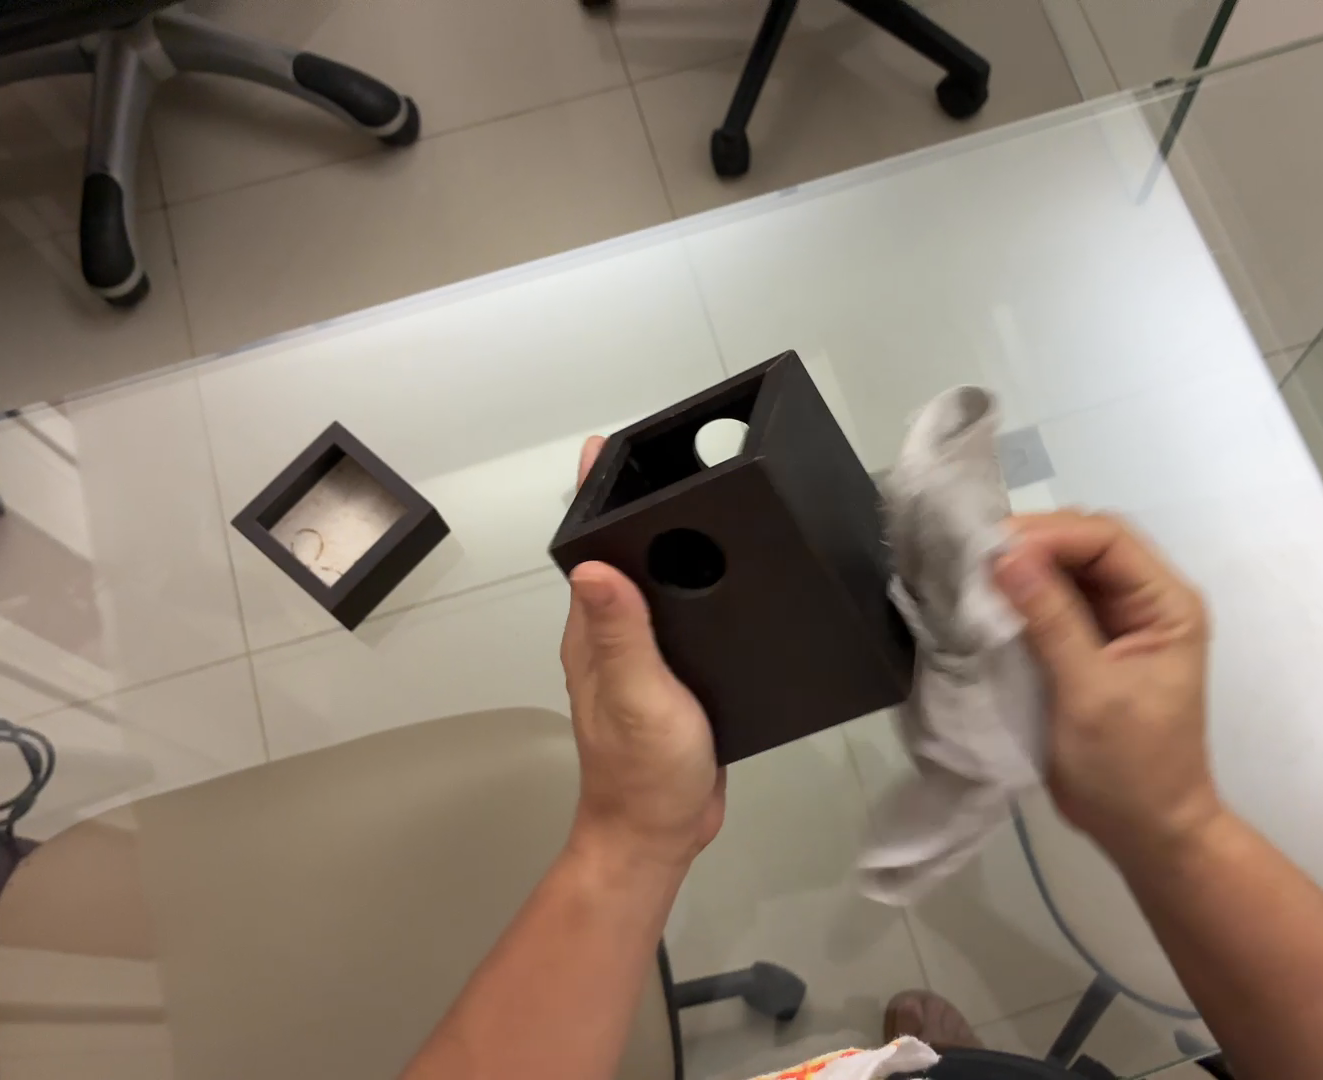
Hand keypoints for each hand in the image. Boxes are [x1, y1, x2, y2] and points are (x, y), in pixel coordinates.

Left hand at [561, 436, 725, 872]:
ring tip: (719, 506)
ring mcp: (644, 654)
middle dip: (643, 506)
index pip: (589, 548)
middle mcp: (613, 633)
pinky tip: (733, 574)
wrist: (664, 829)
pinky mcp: (675, 673)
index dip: (596, 496)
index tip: (618, 446)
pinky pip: (684, 615)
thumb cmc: (645, 767)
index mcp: (595, 630)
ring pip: (657, 583)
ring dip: (675, 543)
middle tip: (686, 461)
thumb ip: (619, 636)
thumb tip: (592, 566)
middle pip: (623, 555)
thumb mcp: (634, 697)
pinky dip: (699, 585)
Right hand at [992, 511, 1222, 864]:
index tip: (994, 549)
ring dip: (1021, 566)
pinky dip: (1018, 594)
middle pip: (1085, 543)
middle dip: (1032, 542)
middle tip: (976, 556)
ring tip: (974, 572)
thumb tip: (1005, 556)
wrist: (1143, 830)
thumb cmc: (1129, 767)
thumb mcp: (1090, 692)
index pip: (1107, 539)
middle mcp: (1143, 600)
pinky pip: (1049, 599)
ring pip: (1064, 568)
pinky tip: (986, 598)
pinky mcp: (1084, 641)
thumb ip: (1051, 620)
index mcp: (1165, 604)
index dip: (1051, 534)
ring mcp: (1114, 620)